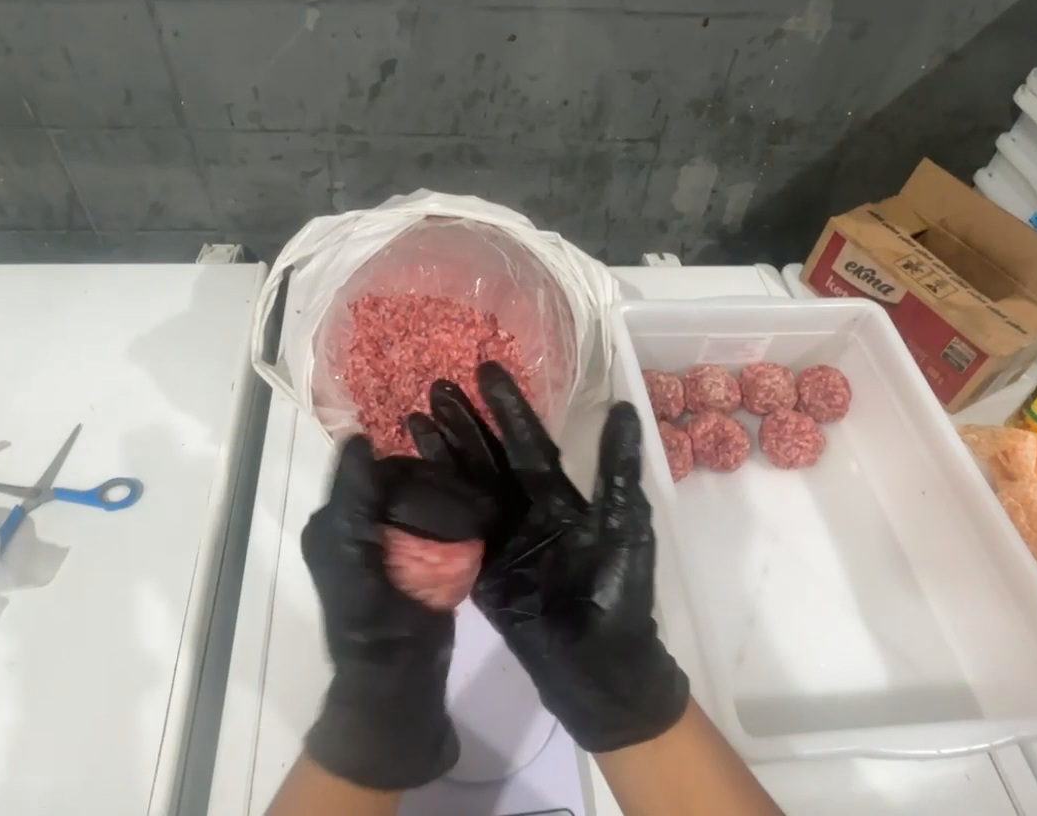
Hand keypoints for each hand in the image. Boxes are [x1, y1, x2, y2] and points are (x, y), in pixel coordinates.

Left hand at [299, 437, 477, 789]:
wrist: (398, 685)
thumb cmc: (377, 624)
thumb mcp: (358, 555)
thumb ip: (355, 497)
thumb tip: (357, 439)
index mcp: (334, 521)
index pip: (378, 472)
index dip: (417, 474)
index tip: (455, 488)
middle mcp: (352, 525)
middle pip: (404, 483)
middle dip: (441, 492)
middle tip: (475, 510)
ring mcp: (382, 543)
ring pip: (423, 499)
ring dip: (453, 507)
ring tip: (479, 520)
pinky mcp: (407, 558)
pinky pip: (432, 523)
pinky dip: (455, 524)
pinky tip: (475, 531)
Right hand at [407, 363, 689, 752]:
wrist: (597, 666)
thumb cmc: (619, 591)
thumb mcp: (626, 524)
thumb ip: (618, 468)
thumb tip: (625, 406)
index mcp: (560, 495)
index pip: (529, 440)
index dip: (509, 406)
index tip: (487, 369)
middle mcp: (526, 507)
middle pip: (489, 456)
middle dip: (464, 421)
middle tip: (437, 385)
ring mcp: (500, 536)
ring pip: (466, 484)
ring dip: (442, 451)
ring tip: (414, 417)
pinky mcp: (479, 566)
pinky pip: (453, 527)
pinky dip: (432, 499)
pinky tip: (411, 473)